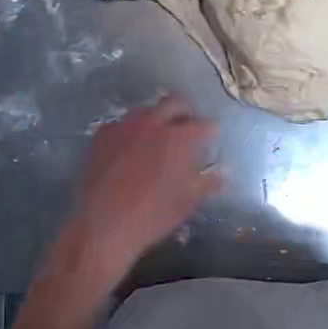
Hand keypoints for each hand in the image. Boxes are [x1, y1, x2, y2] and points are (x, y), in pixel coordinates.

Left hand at [55, 94, 220, 280]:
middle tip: (188, 126)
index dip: (210, 130)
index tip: (212, 136)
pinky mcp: (102, 137)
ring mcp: (124, 127)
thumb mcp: (187, 201)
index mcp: (178, 138)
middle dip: (185, 112)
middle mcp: (152, 124)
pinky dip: (131, 130)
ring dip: (157, 117)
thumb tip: (225, 172)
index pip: (202, 124)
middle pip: (174, 102)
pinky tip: (131, 146)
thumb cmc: (152, 215)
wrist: (102, 226)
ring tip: (159, 135)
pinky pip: (121, 124)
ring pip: (146, 110)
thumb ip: (208, 182)